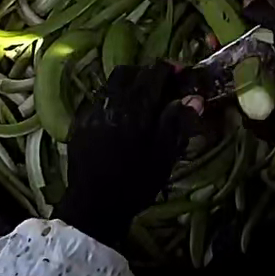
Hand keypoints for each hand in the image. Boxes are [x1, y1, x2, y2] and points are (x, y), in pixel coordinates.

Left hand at [54, 66, 203, 249]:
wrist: (93, 206)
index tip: (182, 73)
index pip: (153, 73)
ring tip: (142, 99)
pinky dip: (113, 98)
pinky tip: (121, 115)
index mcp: (135, 108)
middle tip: (162, 85)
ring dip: (129, 84)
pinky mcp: (79, 122)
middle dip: (147, 73)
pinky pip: (98, 98)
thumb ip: (177, 123)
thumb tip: (195, 98)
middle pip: (129, 72)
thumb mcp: (163, 156)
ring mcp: (91, 110)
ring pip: (111, 83)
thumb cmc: (135, 183)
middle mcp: (111, 102)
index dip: (170, 69)